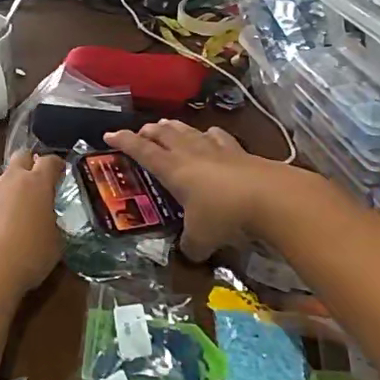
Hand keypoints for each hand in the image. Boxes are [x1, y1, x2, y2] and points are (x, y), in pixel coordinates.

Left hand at [0, 151, 63, 299]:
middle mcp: (11, 180)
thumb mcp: (55, 243)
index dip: (57, 165)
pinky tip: (2, 227)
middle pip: (21, 157)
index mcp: (37, 183)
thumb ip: (54, 224)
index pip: (50, 161)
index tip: (61, 173)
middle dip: (31, 164)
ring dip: (13, 188)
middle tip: (39, 183)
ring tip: (20, 211)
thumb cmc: (29, 254)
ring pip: (4, 179)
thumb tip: (48, 222)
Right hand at [104, 120, 308, 261]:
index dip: (124, 142)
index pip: (142, 151)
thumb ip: (191, 246)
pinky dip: (209, 134)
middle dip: (150, 131)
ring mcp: (217, 149)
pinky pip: (218, 137)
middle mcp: (190, 153)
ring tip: (167, 125)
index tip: (109, 134)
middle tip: (141, 131)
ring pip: (189, 131)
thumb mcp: (201, 239)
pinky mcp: (240, 151)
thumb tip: (188, 254)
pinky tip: (210, 134)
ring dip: (175, 128)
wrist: (271, 197)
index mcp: (173, 169)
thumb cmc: (224, 215)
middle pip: (165, 134)